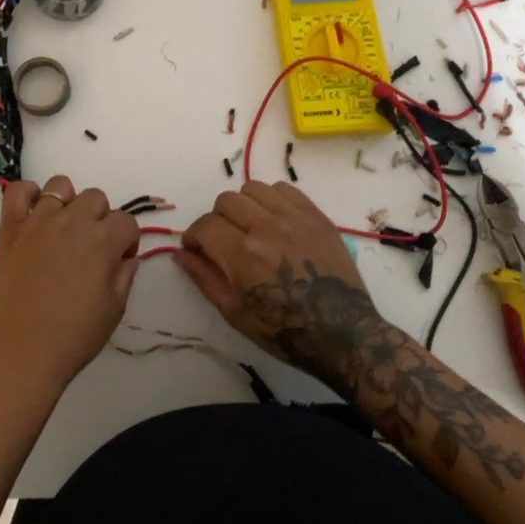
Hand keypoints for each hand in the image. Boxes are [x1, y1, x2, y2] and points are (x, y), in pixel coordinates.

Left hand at [0, 176, 140, 393]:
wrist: (24, 349)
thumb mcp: (115, 309)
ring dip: (68, 203)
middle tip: (90, 248)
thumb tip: (125, 257)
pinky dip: (28, 194)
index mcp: (102, 241)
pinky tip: (34, 214)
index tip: (119, 260)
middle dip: (100, 219)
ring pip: (61, 186)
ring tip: (62, 230)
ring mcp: (38, 221)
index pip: (126, 221)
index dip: (127, 240)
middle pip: (96, 198)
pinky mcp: (11, 227)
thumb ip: (125, 275)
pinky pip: (18, 191)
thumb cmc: (74, 335)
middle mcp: (72, 222)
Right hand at [176, 179, 387, 396]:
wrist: (343, 334)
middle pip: (226, 200)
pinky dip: (272, 199)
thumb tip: (181, 253)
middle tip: (224, 241)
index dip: (194, 237)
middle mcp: (266, 227)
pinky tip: (274, 220)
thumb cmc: (284, 331)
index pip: (205, 225)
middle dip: (216, 220)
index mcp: (243, 254)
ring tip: (250, 226)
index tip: (197, 249)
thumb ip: (204, 278)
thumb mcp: (235, 313)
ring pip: (253, 189)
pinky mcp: (316, 217)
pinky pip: (284, 189)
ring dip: (244, 205)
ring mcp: (295, 218)